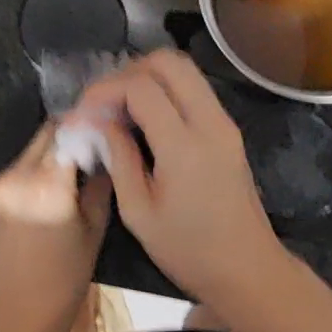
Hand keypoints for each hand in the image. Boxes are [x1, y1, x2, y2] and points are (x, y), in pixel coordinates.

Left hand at [0, 123, 112, 331]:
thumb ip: (99, 183)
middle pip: (45, 137)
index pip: (67, 131)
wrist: (17, 312)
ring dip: (47, 159)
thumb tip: (103, 154)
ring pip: (28, 154)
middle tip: (88, 153)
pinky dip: (28, 178)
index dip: (85, 127)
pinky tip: (38, 203)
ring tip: (67, 184)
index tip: (101, 129)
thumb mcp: (95, 229)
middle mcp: (15, 176)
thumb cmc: (65, 277)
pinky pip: (11, 174)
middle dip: (67, 140)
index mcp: (47, 183)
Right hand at [68, 50, 281, 300]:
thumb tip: (100, 123)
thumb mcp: (139, 213)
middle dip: (127, 72)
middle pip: (168, 62)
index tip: (82, 114)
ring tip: (118, 109)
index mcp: (184, 145)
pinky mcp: (228, 130)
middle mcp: (210, 122)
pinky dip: (164, 90)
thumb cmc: (189, 251)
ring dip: (147, 78)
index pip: (140, 88)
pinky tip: (142, 119)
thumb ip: (118, 158)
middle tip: (101, 103)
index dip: (104, 91)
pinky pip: (194, 90)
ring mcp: (224, 123)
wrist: (248, 270)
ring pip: (184, 70)